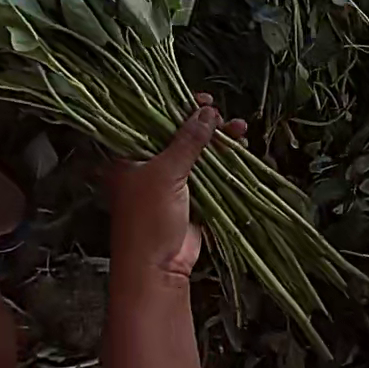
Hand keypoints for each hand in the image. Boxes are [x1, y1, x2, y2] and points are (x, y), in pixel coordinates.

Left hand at [107, 93, 246, 281]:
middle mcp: (148, 162)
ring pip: (196, 150)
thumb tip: (207, 111)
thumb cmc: (149, 218)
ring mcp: (170, 178)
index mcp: (129, 154)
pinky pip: (208, 169)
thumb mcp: (166, 173)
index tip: (198, 99)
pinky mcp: (189, 193)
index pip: (152, 118)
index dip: (175, 105)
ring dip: (217, 139)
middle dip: (202, 121)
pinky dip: (223, 158)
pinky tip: (238, 146)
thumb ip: (188, 141)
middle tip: (220, 113)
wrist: (158, 268)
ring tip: (239, 128)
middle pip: (178, 132)